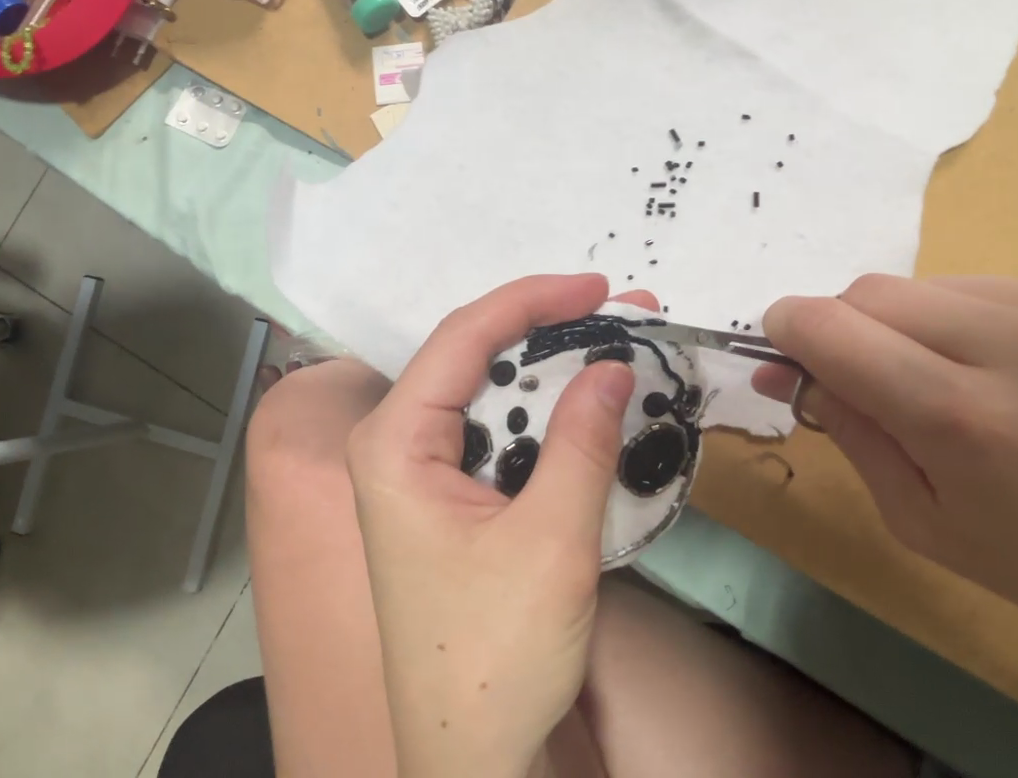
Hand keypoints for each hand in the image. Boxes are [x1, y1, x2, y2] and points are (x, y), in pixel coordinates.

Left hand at [347, 274, 638, 777]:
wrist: (472, 756)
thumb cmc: (494, 651)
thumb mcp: (549, 542)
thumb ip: (579, 444)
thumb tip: (613, 363)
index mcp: (393, 442)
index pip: (459, 340)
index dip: (528, 301)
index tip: (595, 286)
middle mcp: (398, 446)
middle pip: (474, 363)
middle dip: (548, 335)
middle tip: (624, 313)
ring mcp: (424, 475)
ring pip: (492, 400)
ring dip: (554, 377)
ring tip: (623, 348)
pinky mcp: (453, 503)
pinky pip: (501, 442)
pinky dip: (548, 423)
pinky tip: (593, 406)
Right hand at [755, 275, 1017, 732]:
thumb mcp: (935, 530)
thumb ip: (852, 435)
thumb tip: (786, 371)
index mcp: (964, 420)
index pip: (827, 325)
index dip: (787, 329)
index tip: (788, 350)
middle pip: (872, 290)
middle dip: (848, 327)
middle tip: (875, 378)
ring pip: (940, 284)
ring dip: (922, 325)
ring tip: (970, 383)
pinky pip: (1013, 288)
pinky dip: (991, 323)